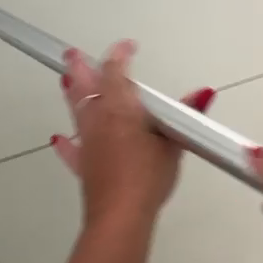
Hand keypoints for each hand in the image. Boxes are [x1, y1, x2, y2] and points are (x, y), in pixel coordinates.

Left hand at [50, 40, 214, 229]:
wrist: (120, 216)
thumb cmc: (149, 176)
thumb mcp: (174, 144)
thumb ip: (187, 115)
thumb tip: (204, 92)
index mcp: (121, 108)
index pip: (116, 72)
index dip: (119, 55)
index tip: (127, 45)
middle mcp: (99, 119)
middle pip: (86, 87)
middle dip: (81, 68)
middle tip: (71, 53)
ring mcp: (87, 143)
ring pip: (76, 111)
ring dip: (71, 94)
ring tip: (64, 80)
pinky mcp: (82, 166)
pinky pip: (70, 150)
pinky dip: (65, 144)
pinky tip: (58, 139)